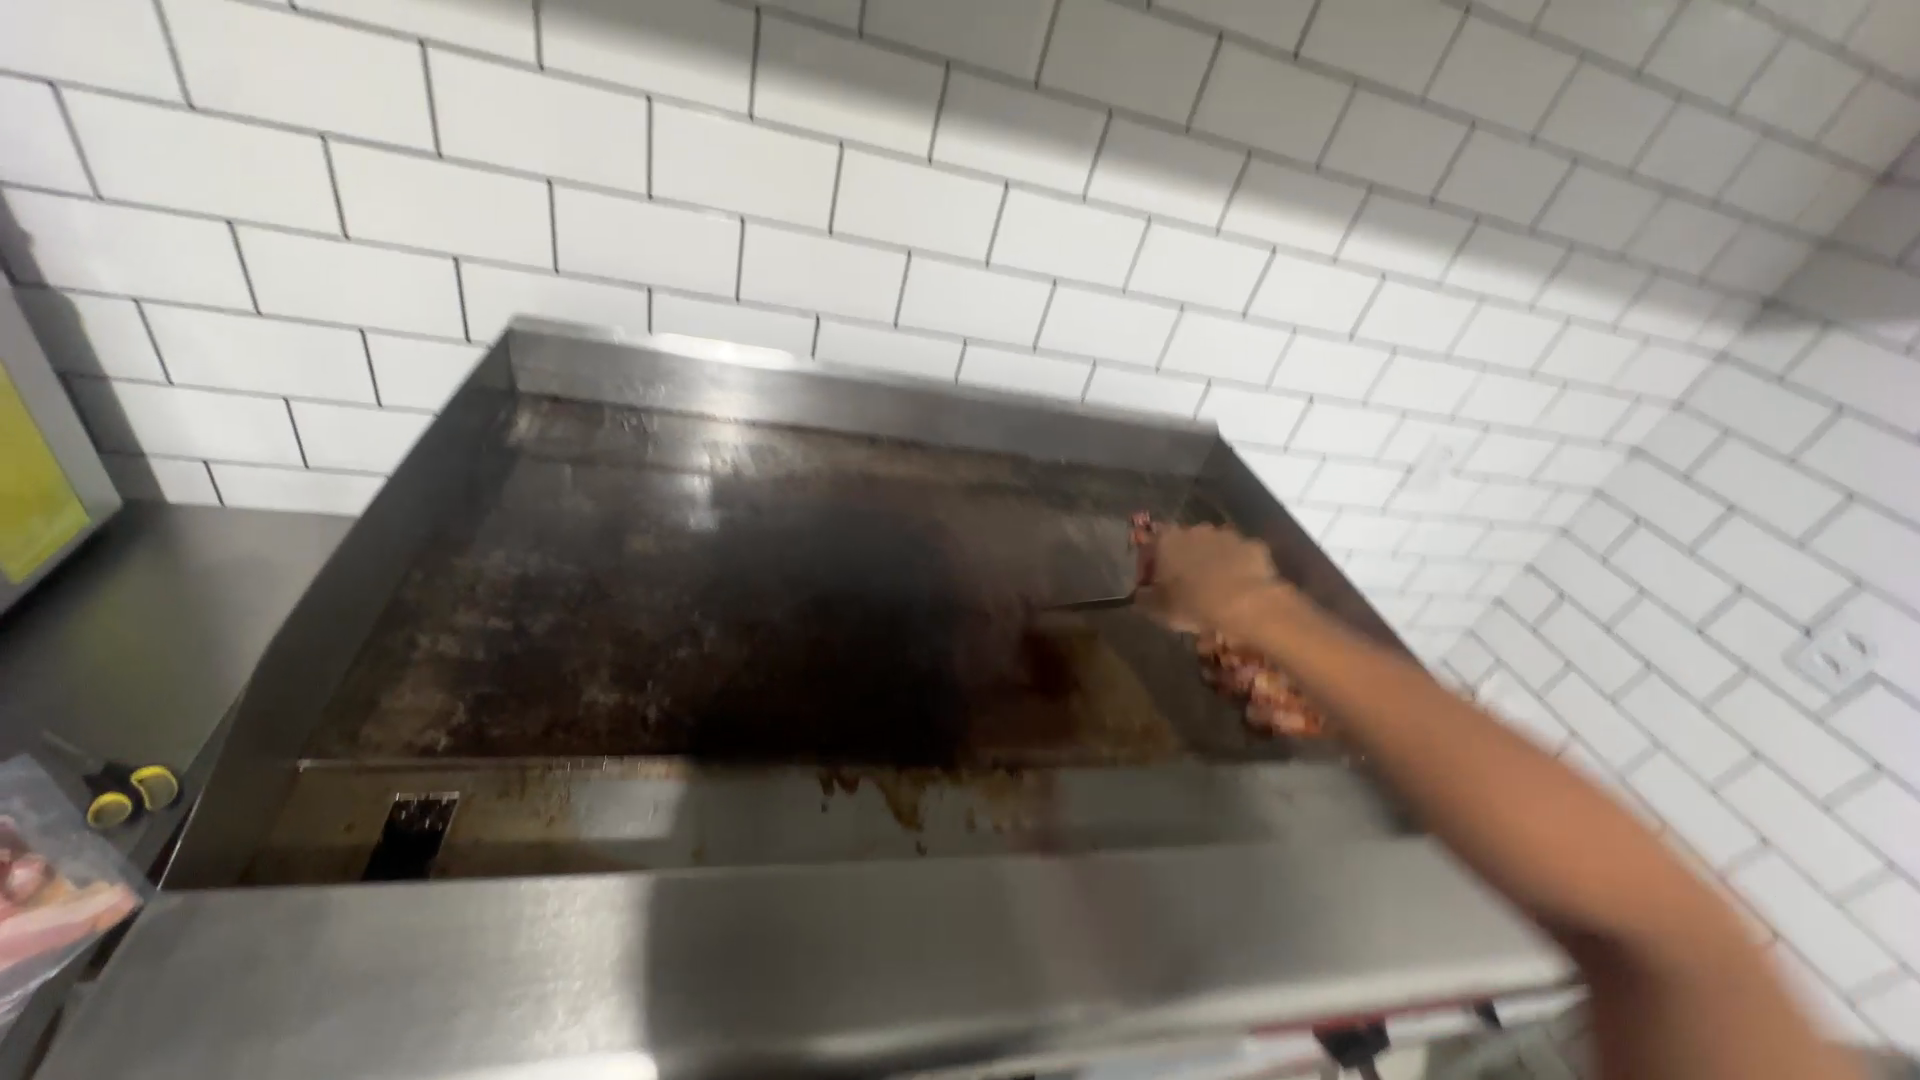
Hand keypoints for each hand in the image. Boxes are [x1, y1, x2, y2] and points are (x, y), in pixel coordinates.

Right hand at [1136, 524, 1289, 633]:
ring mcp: (1227, 536)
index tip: (1150, 588)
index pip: (1148, 547)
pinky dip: (1235, 569)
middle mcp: (1195, 530)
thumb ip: (1143, 598)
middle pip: (1182, 545)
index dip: (1147, 568)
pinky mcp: (1253, 546)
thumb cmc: (1192, 603)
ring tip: (1212, 590)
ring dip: (1209, 564)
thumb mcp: (1156, 609)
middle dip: (1180, 563)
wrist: (1245, 604)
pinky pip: (1239, 557)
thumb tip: (1141, 594)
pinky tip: (1237, 589)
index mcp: (1167, 540)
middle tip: (1182, 589)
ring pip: (1212, 549)